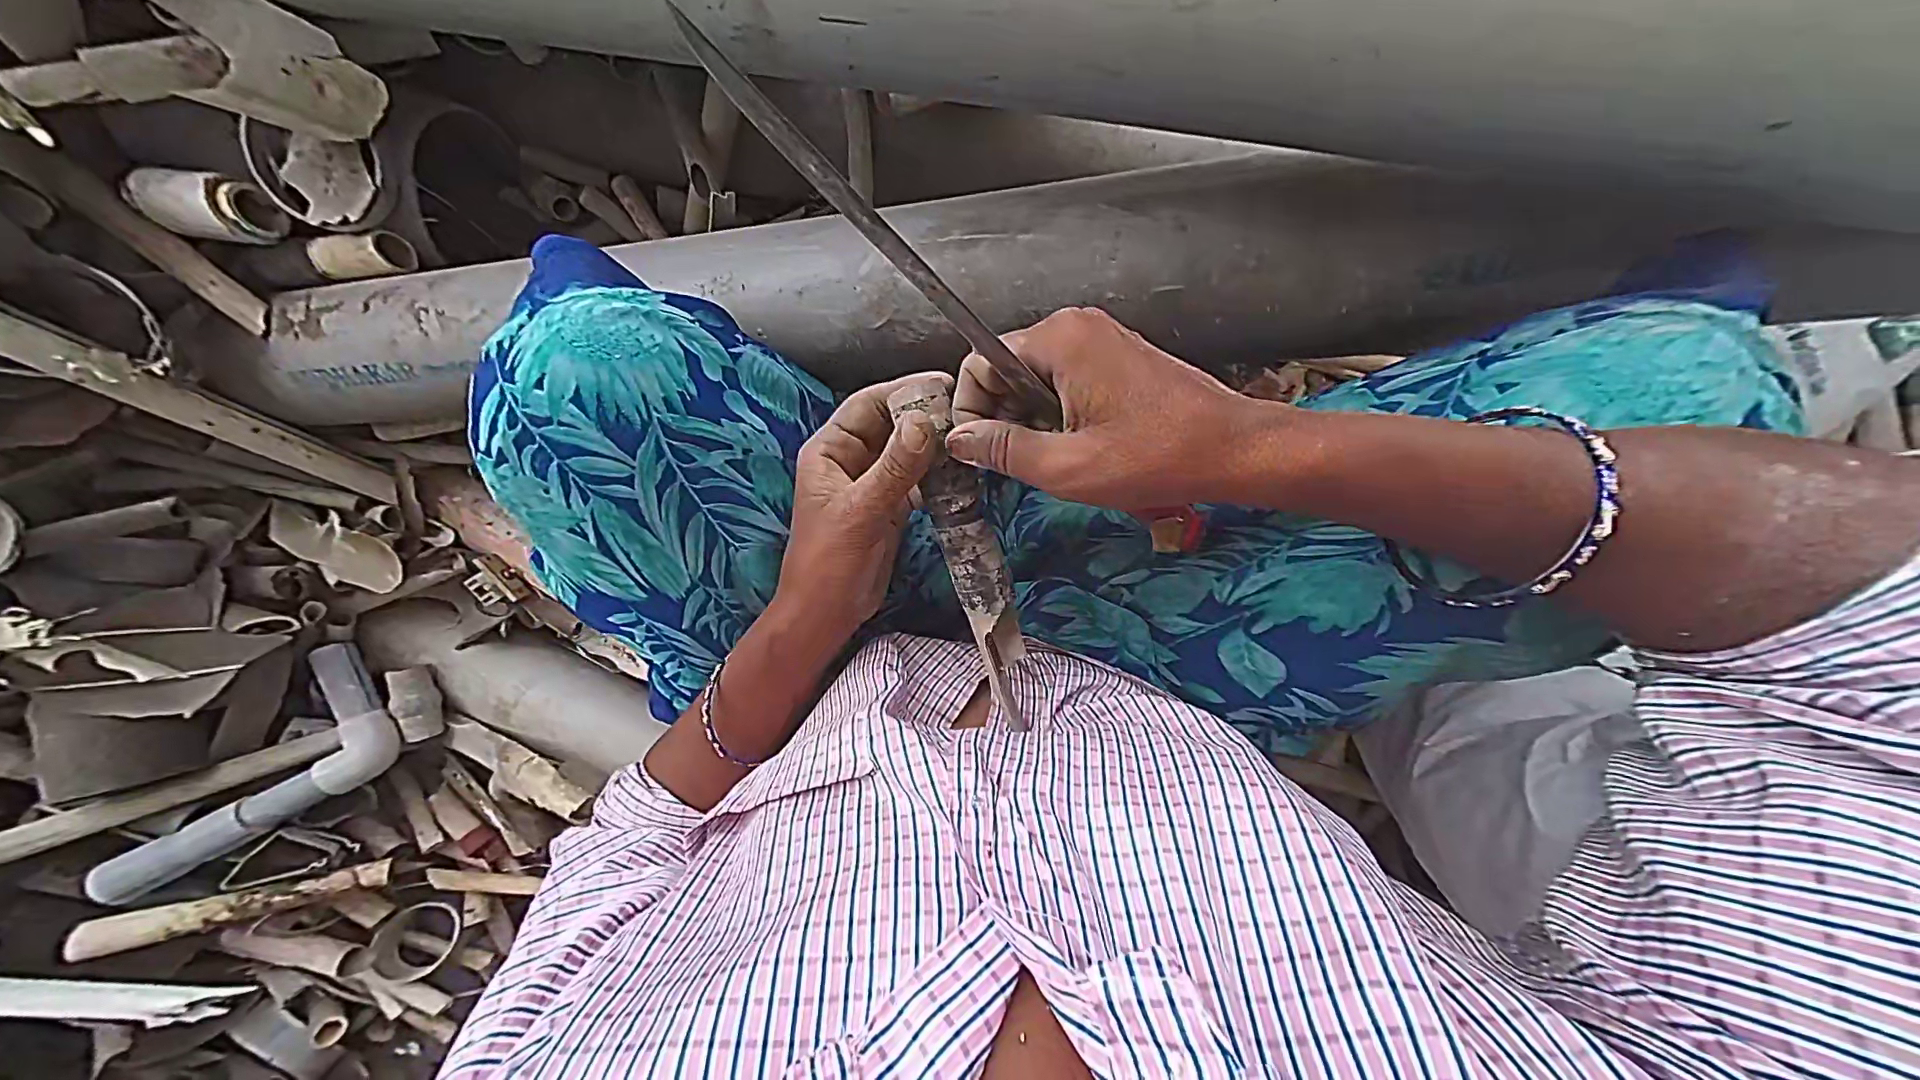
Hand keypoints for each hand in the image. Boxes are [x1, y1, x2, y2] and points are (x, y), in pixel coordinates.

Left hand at [775, 372, 946, 641]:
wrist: (827, 614)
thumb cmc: (829, 562)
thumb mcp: (862, 510)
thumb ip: (894, 468)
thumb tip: (925, 423)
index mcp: (830, 451)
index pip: (867, 405)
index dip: (903, 391)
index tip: (943, 384)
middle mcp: (851, 461)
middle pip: (891, 424)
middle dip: (924, 417)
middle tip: (965, 412)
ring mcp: (872, 484)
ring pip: (907, 452)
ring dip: (934, 446)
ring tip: (968, 438)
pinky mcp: (890, 506)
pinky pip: (917, 480)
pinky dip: (937, 476)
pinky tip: (960, 473)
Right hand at [947, 307, 1276, 507]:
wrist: (1234, 451)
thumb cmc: (1161, 456)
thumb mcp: (1066, 466)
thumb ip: (1002, 450)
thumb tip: (960, 440)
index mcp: (1061, 340)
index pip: (978, 364)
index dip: (970, 412)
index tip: (981, 450)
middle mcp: (1078, 329)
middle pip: (1005, 370)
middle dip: (1002, 418)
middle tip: (1020, 463)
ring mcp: (1100, 342)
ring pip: (1033, 381)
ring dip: (1031, 422)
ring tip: (1058, 458)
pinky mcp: (1116, 360)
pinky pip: (1063, 383)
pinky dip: (1058, 417)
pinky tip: (1079, 447)